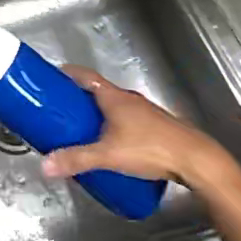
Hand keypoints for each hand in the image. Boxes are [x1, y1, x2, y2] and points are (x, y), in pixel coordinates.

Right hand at [40, 65, 231, 184]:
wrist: (195, 160)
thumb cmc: (150, 148)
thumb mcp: (108, 155)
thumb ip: (77, 159)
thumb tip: (45, 165)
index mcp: (114, 96)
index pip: (86, 76)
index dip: (68, 74)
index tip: (53, 78)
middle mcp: (129, 99)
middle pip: (98, 91)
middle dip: (79, 98)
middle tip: (61, 110)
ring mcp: (145, 112)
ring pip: (114, 106)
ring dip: (97, 113)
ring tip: (82, 129)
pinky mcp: (156, 127)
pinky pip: (126, 119)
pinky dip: (113, 125)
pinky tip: (111, 144)